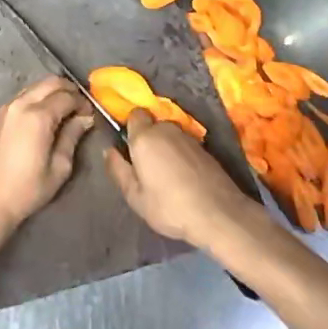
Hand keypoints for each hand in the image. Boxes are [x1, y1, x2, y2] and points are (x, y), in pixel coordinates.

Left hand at [0, 77, 95, 228]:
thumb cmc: (29, 188)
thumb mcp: (59, 166)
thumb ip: (72, 136)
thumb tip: (85, 118)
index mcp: (38, 117)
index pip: (67, 96)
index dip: (82, 102)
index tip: (90, 114)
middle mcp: (22, 104)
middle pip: (51, 82)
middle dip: (69, 90)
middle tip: (80, 107)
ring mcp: (10, 105)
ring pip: (38, 85)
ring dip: (54, 91)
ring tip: (66, 110)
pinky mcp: (3, 112)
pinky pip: (26, 93)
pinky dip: (40, 95)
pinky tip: (48, 112)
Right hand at [105, 109, 260, 249]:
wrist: (218, 213)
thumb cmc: (169, 206)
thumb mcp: (135, 197)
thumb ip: (118, 170)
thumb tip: (109, 150)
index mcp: (145, 137)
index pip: (134, 115)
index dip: (131, 129)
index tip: (131, 150)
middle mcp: (166, 129)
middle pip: (153, 125)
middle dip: (148, 139)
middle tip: (148, 167)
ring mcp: (188, 137)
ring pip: (169, 135)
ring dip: (166, 147)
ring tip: (168, 175)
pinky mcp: (205, 148)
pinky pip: (184, 145)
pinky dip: (181, 155)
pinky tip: (185, 178)